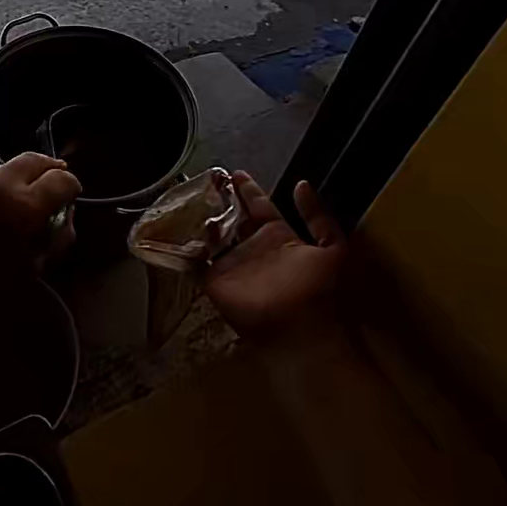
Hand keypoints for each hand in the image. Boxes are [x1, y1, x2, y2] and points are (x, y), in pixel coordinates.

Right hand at [201, 172, 348, 348]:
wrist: (307, 333)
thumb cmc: (322, 290)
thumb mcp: (333, 246)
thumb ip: (316, 215)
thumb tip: (301, 182)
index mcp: (280, 238)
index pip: (260, 207)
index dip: (248, 190)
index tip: (234, 172)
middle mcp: (255, 249)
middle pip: (234, 219)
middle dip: (221, 200)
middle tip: (206, 179)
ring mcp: (234, 266)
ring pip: (213, 237)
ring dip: (201, 219)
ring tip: (187, 196)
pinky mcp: (217, 283)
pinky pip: (196, 263)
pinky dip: (185, 248)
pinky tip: (173, 227)